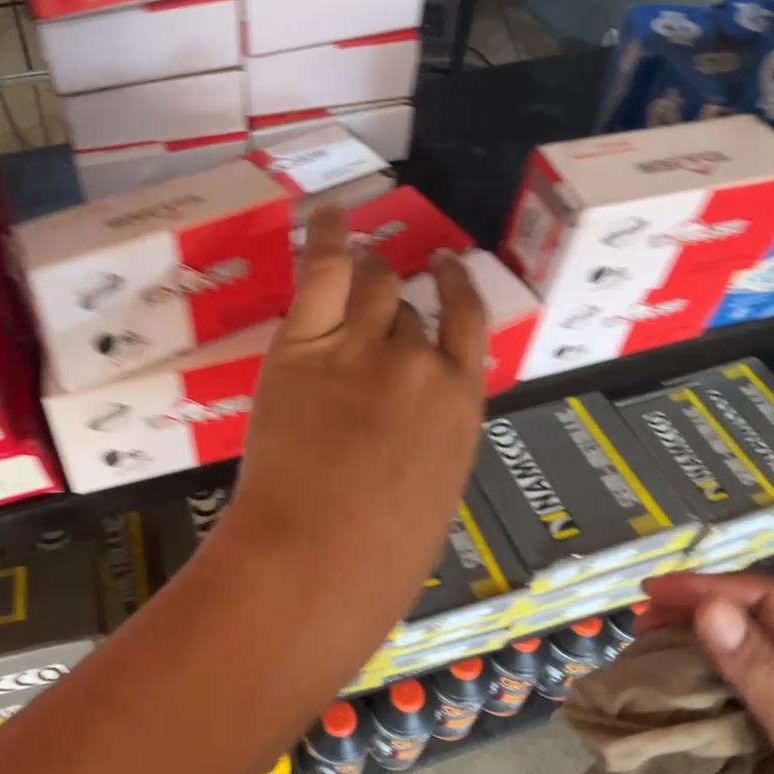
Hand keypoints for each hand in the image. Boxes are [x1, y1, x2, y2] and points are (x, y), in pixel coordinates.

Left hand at [223, 203, 488, 578]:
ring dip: (367, 272)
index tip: (447, 268)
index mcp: (462, 403)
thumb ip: (429, 433)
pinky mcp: (306, 345)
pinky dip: (329, 234)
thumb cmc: (377, 555)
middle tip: (371, 301)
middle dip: (390, 303)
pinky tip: (330, 212)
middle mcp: (420, 361)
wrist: (315, 562)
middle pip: (407, 307)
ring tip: (355, 260)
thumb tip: (412, 411)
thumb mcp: (430, 489)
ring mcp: (362, 347)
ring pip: (374, 284)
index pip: (468, 323)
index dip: (455, 287)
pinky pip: (325, 271)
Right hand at [640, 573, 773, 773]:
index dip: (709, 588)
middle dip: (690, 616)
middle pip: (747, 626)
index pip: (767, 602)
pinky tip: (665, 694)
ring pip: (732, 664)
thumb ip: (766, 678)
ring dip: (687, 651)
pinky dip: (692, 689)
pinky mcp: (773, 749)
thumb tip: (708, 605)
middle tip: (639, 626)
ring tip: (642, 654)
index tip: (652, 594)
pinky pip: (727, 703)